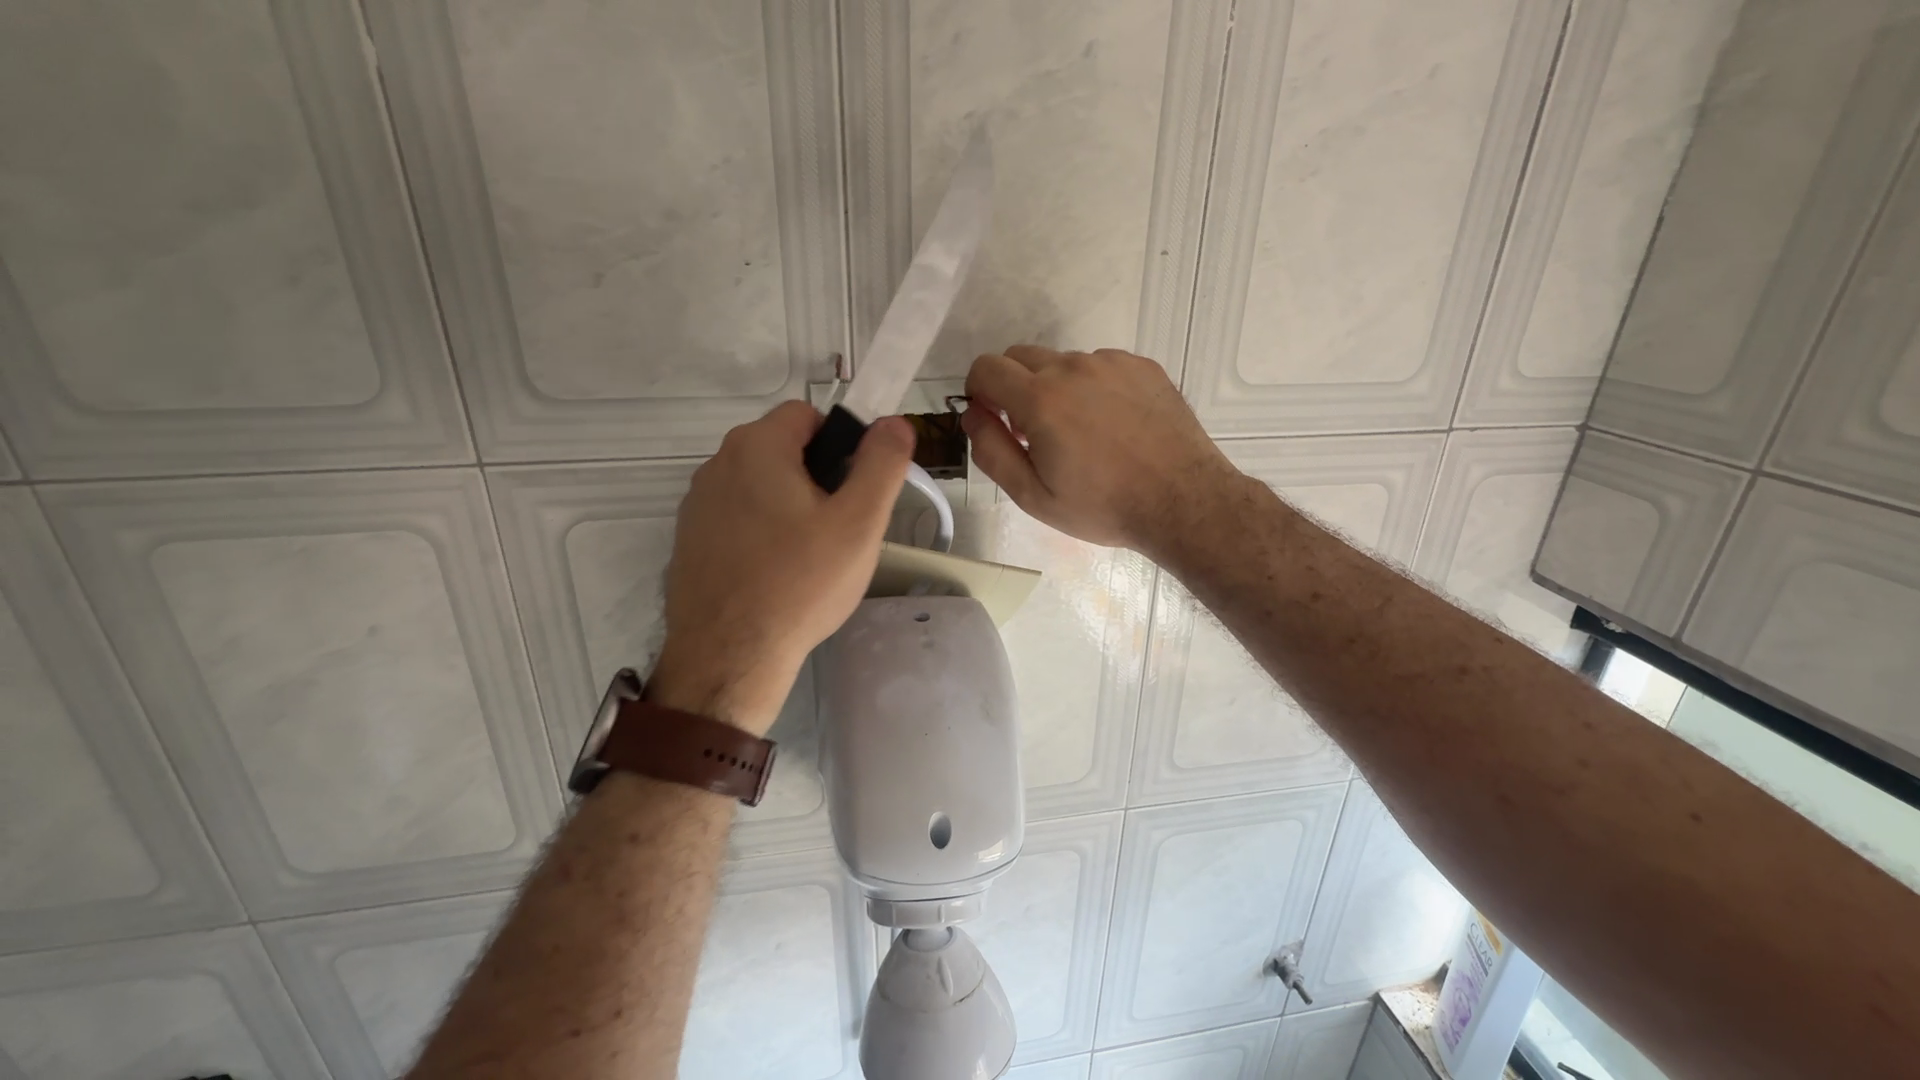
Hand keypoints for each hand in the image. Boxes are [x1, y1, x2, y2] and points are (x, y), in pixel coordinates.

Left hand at [652, 402, 914, 734]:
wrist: (729, 658)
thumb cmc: (801, 584)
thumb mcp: (859, 523)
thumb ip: (882, 464)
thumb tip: (894, 423)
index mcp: (756, 446)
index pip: (808, 415)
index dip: (841, 446)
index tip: (853, 494)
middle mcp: (717, 464)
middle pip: (782, 450)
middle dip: (815, 479)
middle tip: (837, 532)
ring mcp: (696, 504)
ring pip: (759, 487)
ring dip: (786, 507)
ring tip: (807, 560)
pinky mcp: (688, 541)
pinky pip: (736, 519)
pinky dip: (758, 534)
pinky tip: (773, 576)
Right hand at [962, 346, 1237, 556]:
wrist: (1184, 501)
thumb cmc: (1104, 507)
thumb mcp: (1033, 496)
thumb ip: (992, 450)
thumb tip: (972, 414)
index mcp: (1041, 400)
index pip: (986, 367)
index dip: (979, 390)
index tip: (992, 417)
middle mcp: (1074, 368)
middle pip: (1020, 356)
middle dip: (1014, 387)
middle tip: (1034, 431)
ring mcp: (1112, 363)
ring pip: (1063, 362)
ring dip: (1057, 388)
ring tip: (1083, 434)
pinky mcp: (1142, 367)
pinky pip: (1101, 366)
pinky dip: (1094, 388)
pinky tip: (1115, 426)